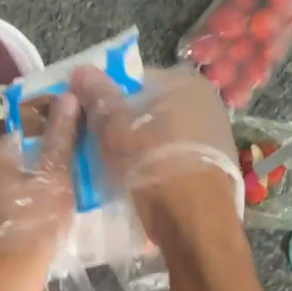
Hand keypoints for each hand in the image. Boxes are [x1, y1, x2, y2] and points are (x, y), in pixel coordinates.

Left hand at [0, 93, 80, 290]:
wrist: (5, 276)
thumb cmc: (31, 221)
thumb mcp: (54, 175)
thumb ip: (62, 136)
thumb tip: (69, 95)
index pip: (24, 133)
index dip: (52, 133)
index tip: (77, 141)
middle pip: (19, 160)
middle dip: (46, 162)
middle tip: (80, 167)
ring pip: (16, 185)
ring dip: (39, 186)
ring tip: (73, 189)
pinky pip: (12, 207)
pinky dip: (29, 207)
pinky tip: (53, 213)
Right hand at [70, 65, 241, 234]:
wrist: (193, 221)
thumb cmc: (152, 164)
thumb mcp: (115, 127)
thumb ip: (98, 95)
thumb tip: (80, 69)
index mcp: (185, 83)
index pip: (132, 79)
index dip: (103, 95)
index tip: (83, 116)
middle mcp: (204, 103)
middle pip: (146, 107)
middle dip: (118, 123)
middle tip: (91, 145)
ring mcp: (211, 135)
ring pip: (157, 134)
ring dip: (133, 146)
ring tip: (110, 167)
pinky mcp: (211, 166)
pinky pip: (169, 156)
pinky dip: (150, 163)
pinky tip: (135, 181)